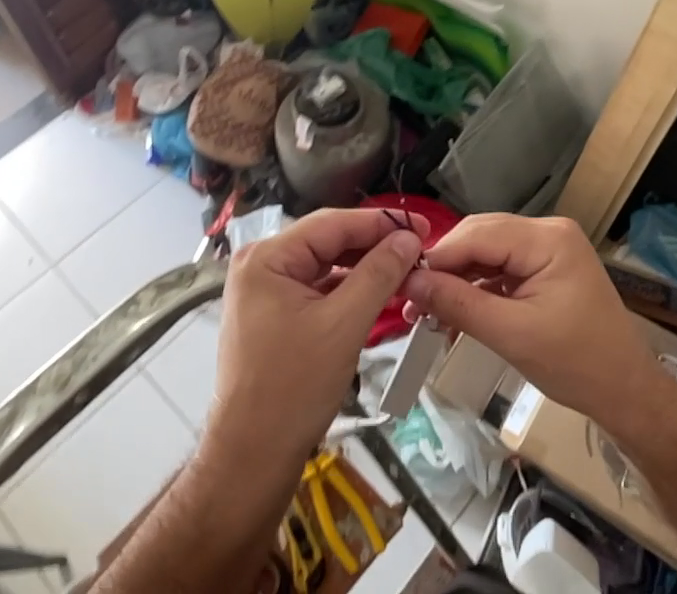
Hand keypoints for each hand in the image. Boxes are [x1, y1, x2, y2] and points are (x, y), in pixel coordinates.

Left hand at [209, 208, 427, 461]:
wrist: (253, 452)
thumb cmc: (294, 386)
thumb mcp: (344, 324)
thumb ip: (378, 273)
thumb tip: (408, 238)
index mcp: (267, 257)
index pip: (332, 224)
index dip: (381, 223)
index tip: (423, 227)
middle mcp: (261, 264)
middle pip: (328, 241)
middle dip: (374, 245)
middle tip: (420, 250)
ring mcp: (264, 290)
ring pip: (325, 265)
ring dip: (364, 267)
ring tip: (407, 270)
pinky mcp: (273, 314)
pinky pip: (318, 288)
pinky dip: (348, 289)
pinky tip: (378, 293)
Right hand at [402, 214, 659, 427]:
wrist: (625, 392)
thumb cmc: (576, 364)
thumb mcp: (511, 335)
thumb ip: (459, 303)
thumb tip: (410, 282)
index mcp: (547, 239)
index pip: (477, 235)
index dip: (437, 258)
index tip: (401, 286)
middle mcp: (547, 232)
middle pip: (479, 238)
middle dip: (444, 269)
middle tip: (411, 303)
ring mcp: (548, 249)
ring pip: (485, 253)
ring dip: (456, 281)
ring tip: (425, 313)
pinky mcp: (544, 269)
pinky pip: (499, 269)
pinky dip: (476, 290)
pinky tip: (453, 313)